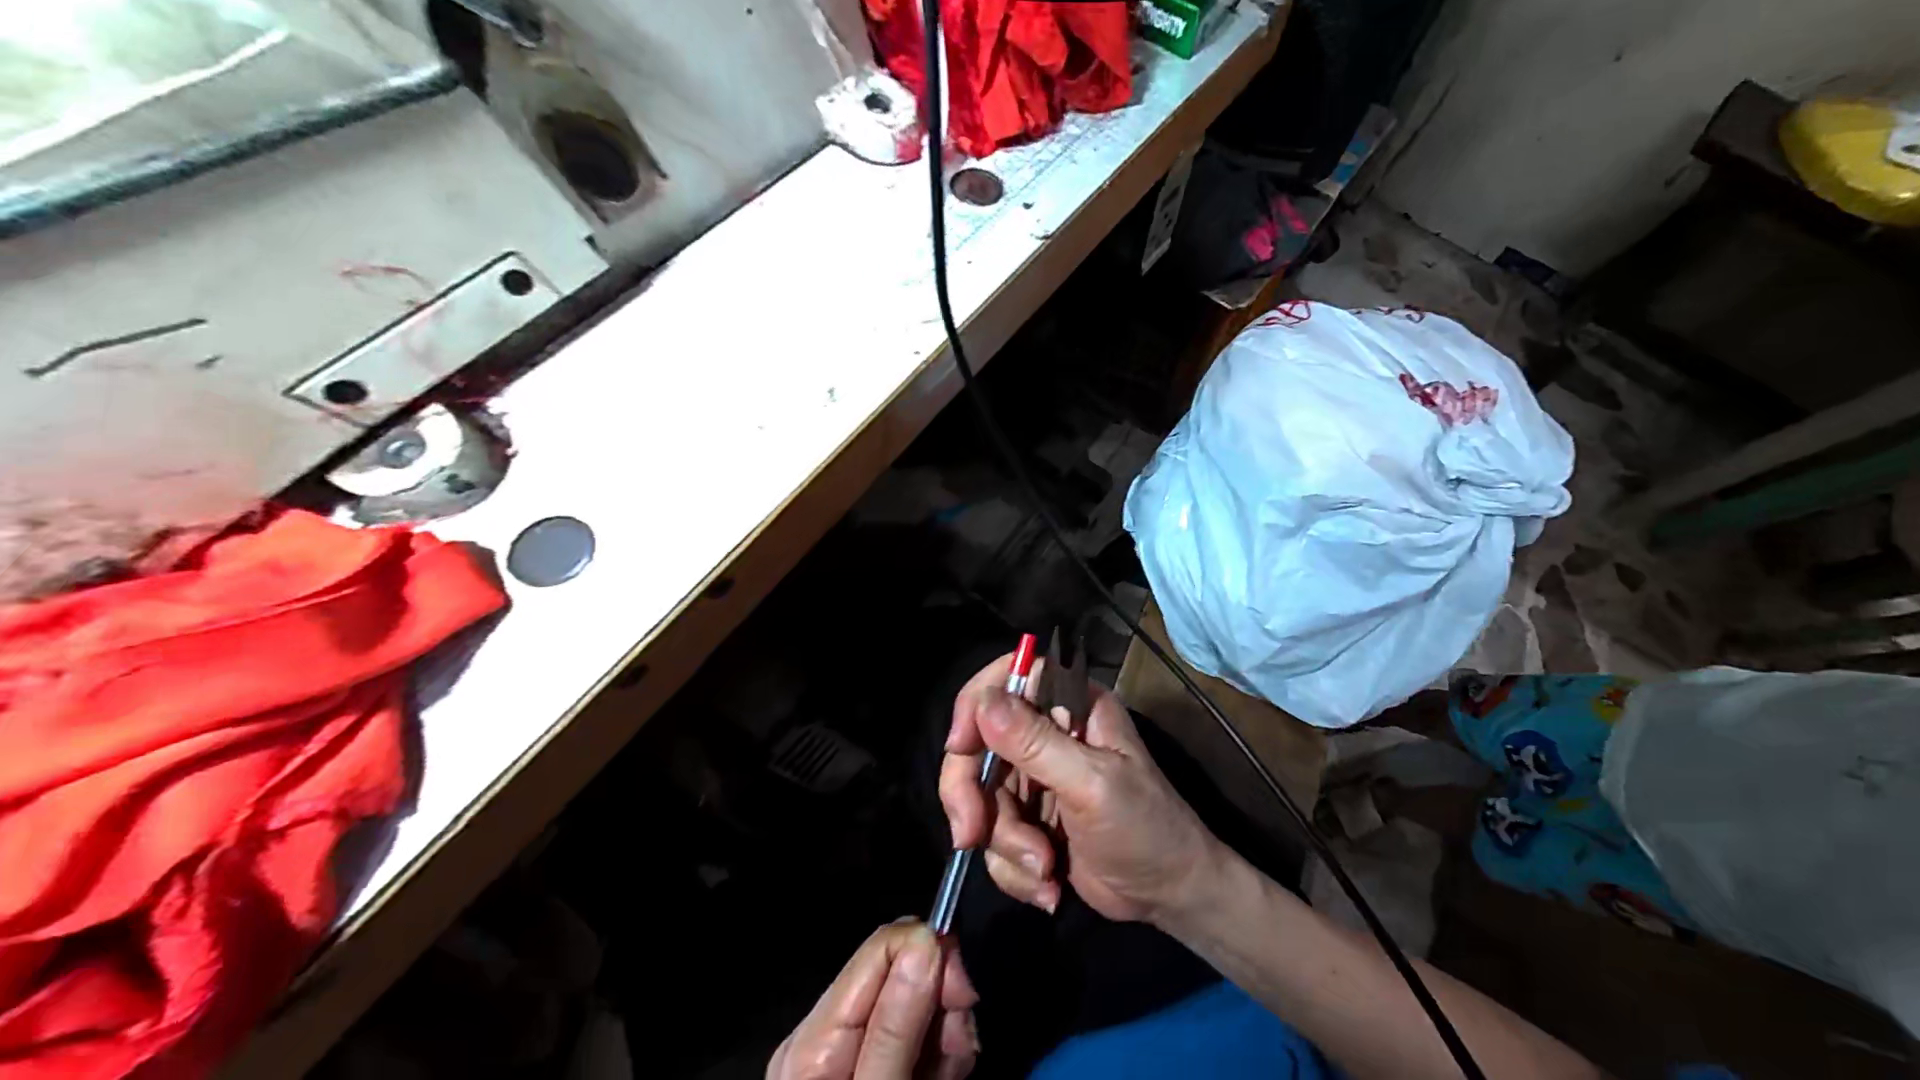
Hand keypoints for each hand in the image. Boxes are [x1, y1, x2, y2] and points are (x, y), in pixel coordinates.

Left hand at [768, 920, 978, 1079]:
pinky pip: (923, 1037)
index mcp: (815, 1039)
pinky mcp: (881, 1069)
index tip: (965, 990)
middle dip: (943, 998)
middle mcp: (831, 1035)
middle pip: (904, 972)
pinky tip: (945, 1075)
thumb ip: (895, 1023)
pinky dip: (945, 1052)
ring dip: (950, 1031)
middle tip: (960, 1045)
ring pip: (922, 1003)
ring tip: (950, 1072)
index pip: (879, 947)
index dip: (928, 950)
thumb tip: (926, 936)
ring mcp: (855, 1054)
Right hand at [938, 653, 1224, 926]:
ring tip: (1043, 868)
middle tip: (971, 835)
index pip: (1007, 679)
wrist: (1170, 896)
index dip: (974, 708)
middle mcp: (1047, 731)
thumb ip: (1037, 743)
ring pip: (980, 795)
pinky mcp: (1027, 816)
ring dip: (1004, 842)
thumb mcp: (1092, 784)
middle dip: (972, 795)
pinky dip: (1012, 866)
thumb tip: (985, 703)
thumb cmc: (1145, 828)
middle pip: (977, 743)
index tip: (961, 748)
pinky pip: (991, 833)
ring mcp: (1033, 775)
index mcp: (1070, 705)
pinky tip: (1047, 883)